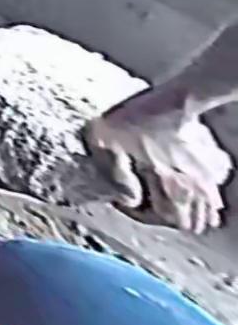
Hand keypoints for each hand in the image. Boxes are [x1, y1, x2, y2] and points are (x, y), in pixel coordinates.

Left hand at [85, 103, 232, 232]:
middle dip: (167, 216)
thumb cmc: (129, 125)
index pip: (172, 220)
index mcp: (171, 185)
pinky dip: (198, 193)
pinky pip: (213, 190)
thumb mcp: (106, 149)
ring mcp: (212, 177)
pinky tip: (178, 181)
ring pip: (209, 209)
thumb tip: (128, 201)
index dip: (145, 217)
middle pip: (195, 219)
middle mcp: (199, 187)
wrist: (168, 104)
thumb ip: (118, 178)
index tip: (124, 202)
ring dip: (186, 208)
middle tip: (142, 202)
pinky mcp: (217, 166)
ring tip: (159, 196)